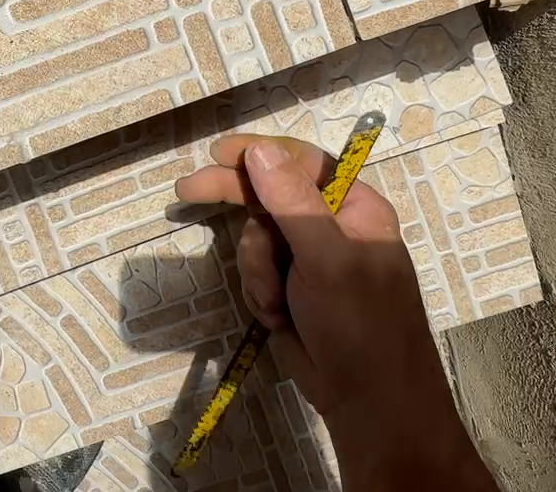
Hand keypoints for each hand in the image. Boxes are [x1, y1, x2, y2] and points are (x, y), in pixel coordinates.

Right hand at [176, 136, 497, 490]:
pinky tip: (279, 316)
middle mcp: (328, 224)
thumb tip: (259, 149)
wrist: (368, 406)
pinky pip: (254, 269)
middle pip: (268, 193)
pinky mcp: (289, 285)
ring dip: (257, 268)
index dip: (257, 153)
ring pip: (254, 236)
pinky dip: (260, 291)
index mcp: (352, 206)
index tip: (218, 153)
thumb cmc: (360, 324)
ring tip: (277, 301)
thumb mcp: (326, 257)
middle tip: (187, 191)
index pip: (299, 161)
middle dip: (235, 201)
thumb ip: (292, 201)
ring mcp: (306, 256)